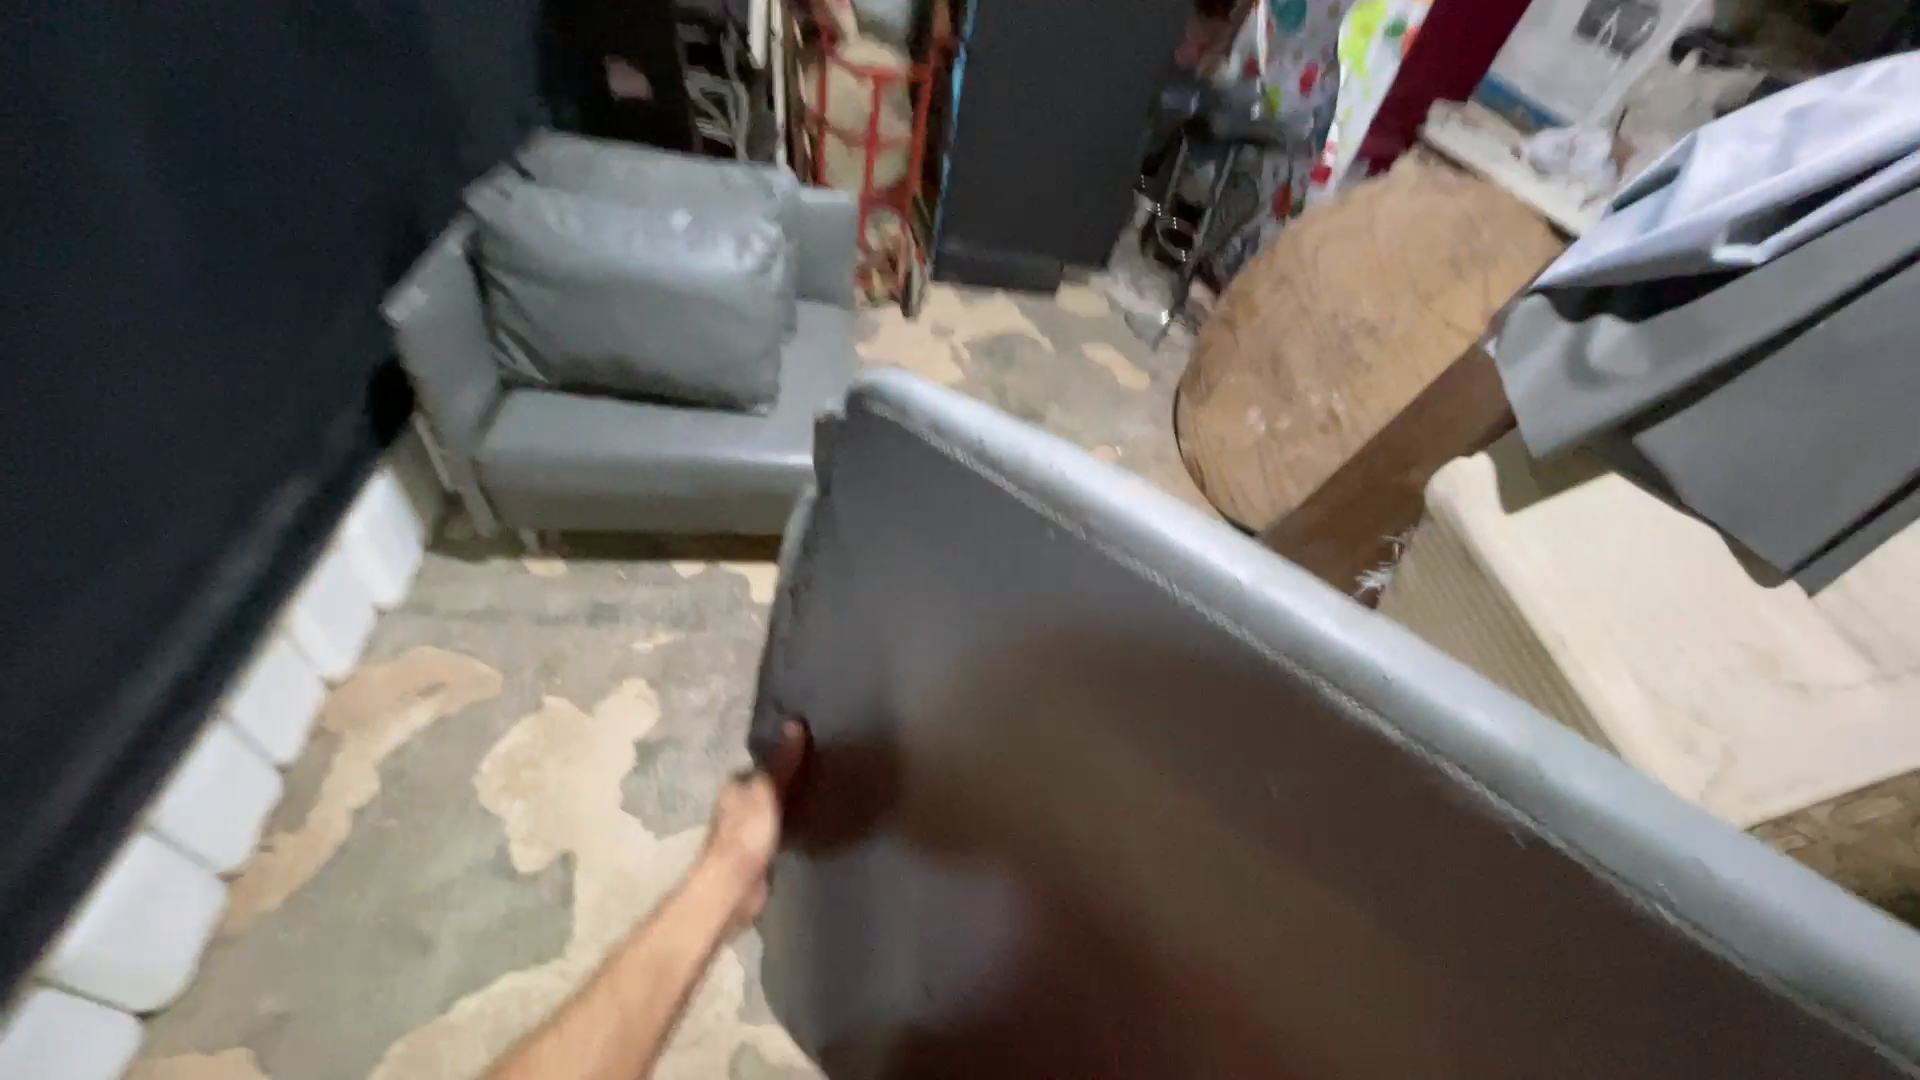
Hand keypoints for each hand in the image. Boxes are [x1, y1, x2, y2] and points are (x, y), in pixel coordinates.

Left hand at [699, 720, 806, 934]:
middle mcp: (737, 803)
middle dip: (789, 776)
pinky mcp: (759, 851)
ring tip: (821, 788)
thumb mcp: (767, 789)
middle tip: (823, 765)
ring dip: (791, 800)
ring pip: (775, 805)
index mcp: (735, 783)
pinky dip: (792, 822)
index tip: (812, 744)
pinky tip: (809, 821)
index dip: (784, 751)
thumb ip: (781, 761)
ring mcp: (747, 828)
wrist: (734, 887)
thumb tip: (794, 723)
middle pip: (768, 783)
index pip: (762, 760)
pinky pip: (780, 828)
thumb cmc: (746, 832)